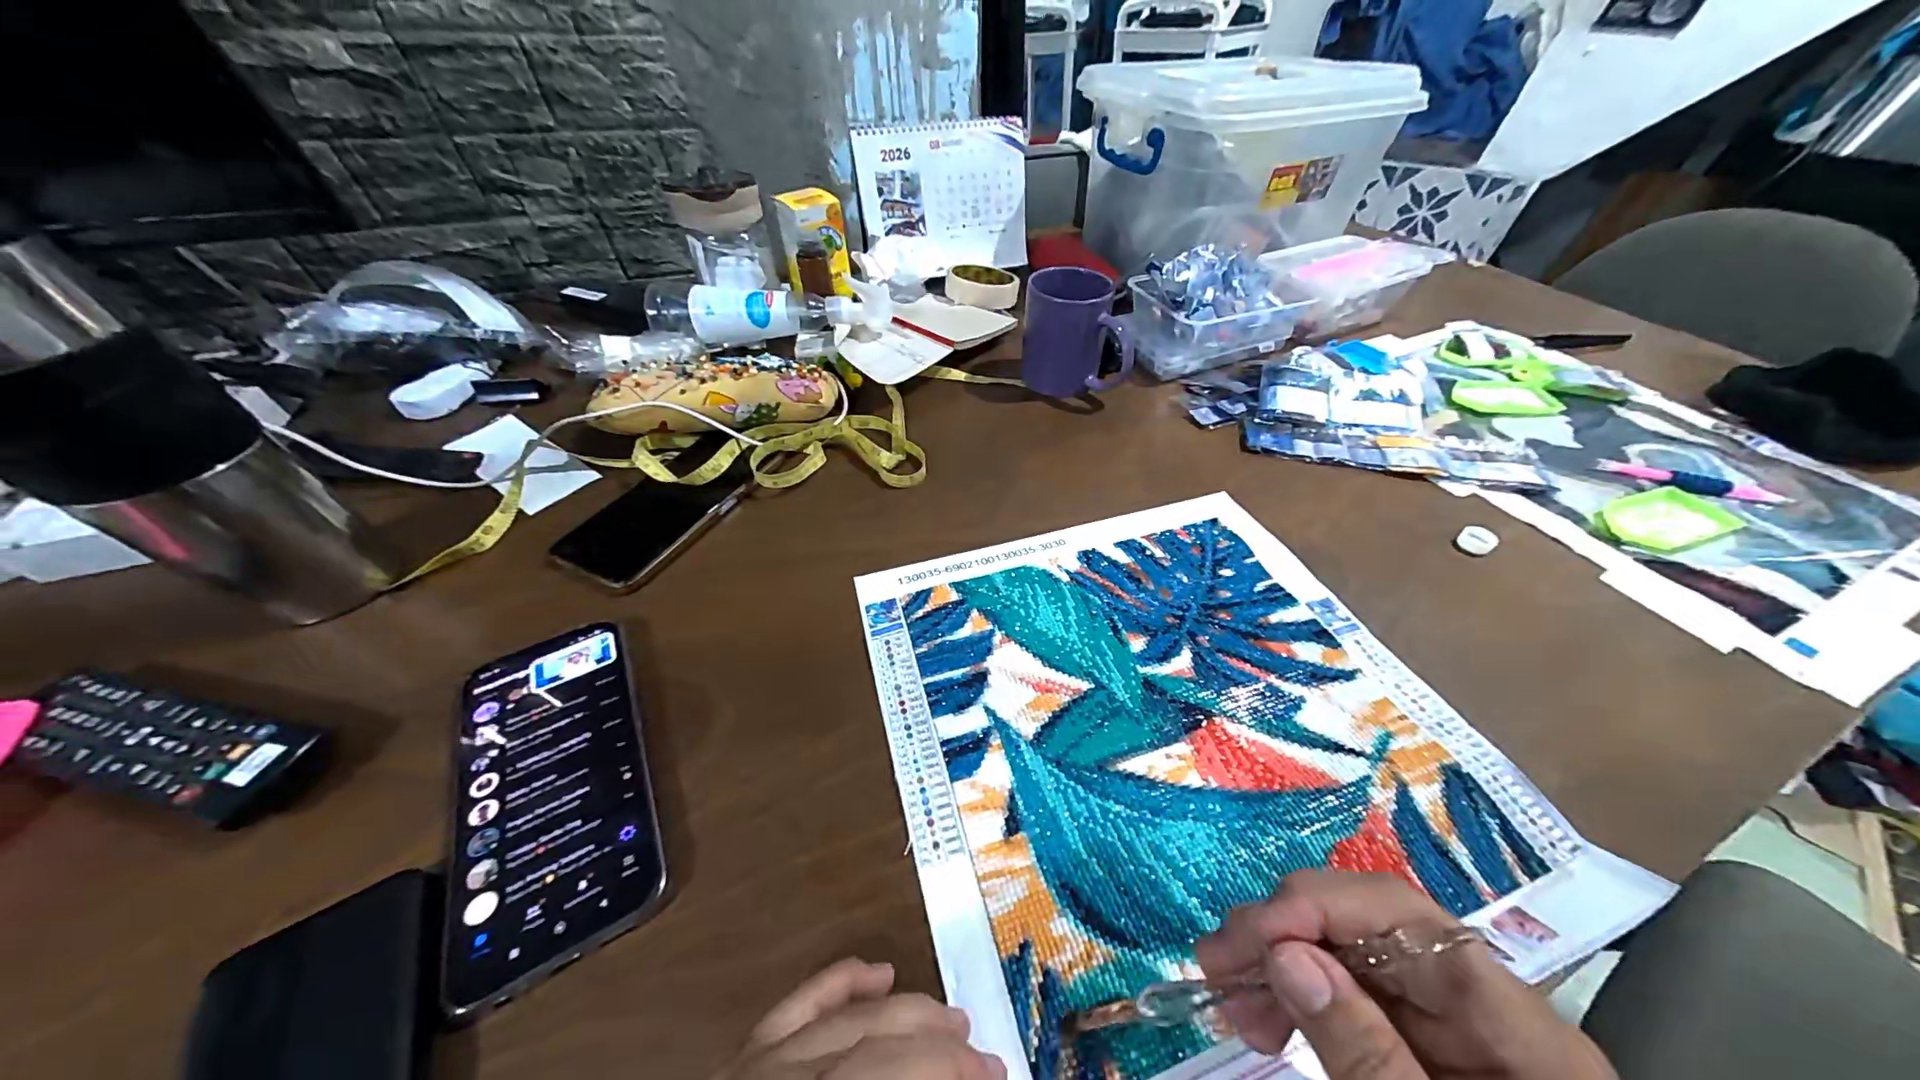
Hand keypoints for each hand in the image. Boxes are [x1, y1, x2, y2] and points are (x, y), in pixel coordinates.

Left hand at [716, 958, 1006, 1079]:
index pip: (895, 1072)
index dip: (951, 1070)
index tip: (993, 1077)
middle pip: (877, 1043)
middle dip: (941, 1047)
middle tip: (985, 1061)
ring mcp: (756, 1067)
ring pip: (844, 1018)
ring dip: (905, 1011)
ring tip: (952, 1019)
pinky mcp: (740, 1060)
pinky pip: (794, 1007)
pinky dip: (837, 983)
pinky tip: (875, 971)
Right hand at [1195, 871, 1615, 1079]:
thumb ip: (1366, 1057)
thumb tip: (1283, 952)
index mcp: (1520, 1027)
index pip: (1404, 915)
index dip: (1316, 906)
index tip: (1245, 939)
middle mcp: (1485, 1002)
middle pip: (1368, 922)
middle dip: (1282, 931)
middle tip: (1216, 969)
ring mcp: (1452, 1020)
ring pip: (1347, 948)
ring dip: (1278, 960)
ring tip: (1232, 1002)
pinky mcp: (1420, 1037)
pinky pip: (1348, 987)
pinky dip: (1297, 993)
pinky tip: (1263, 1017)